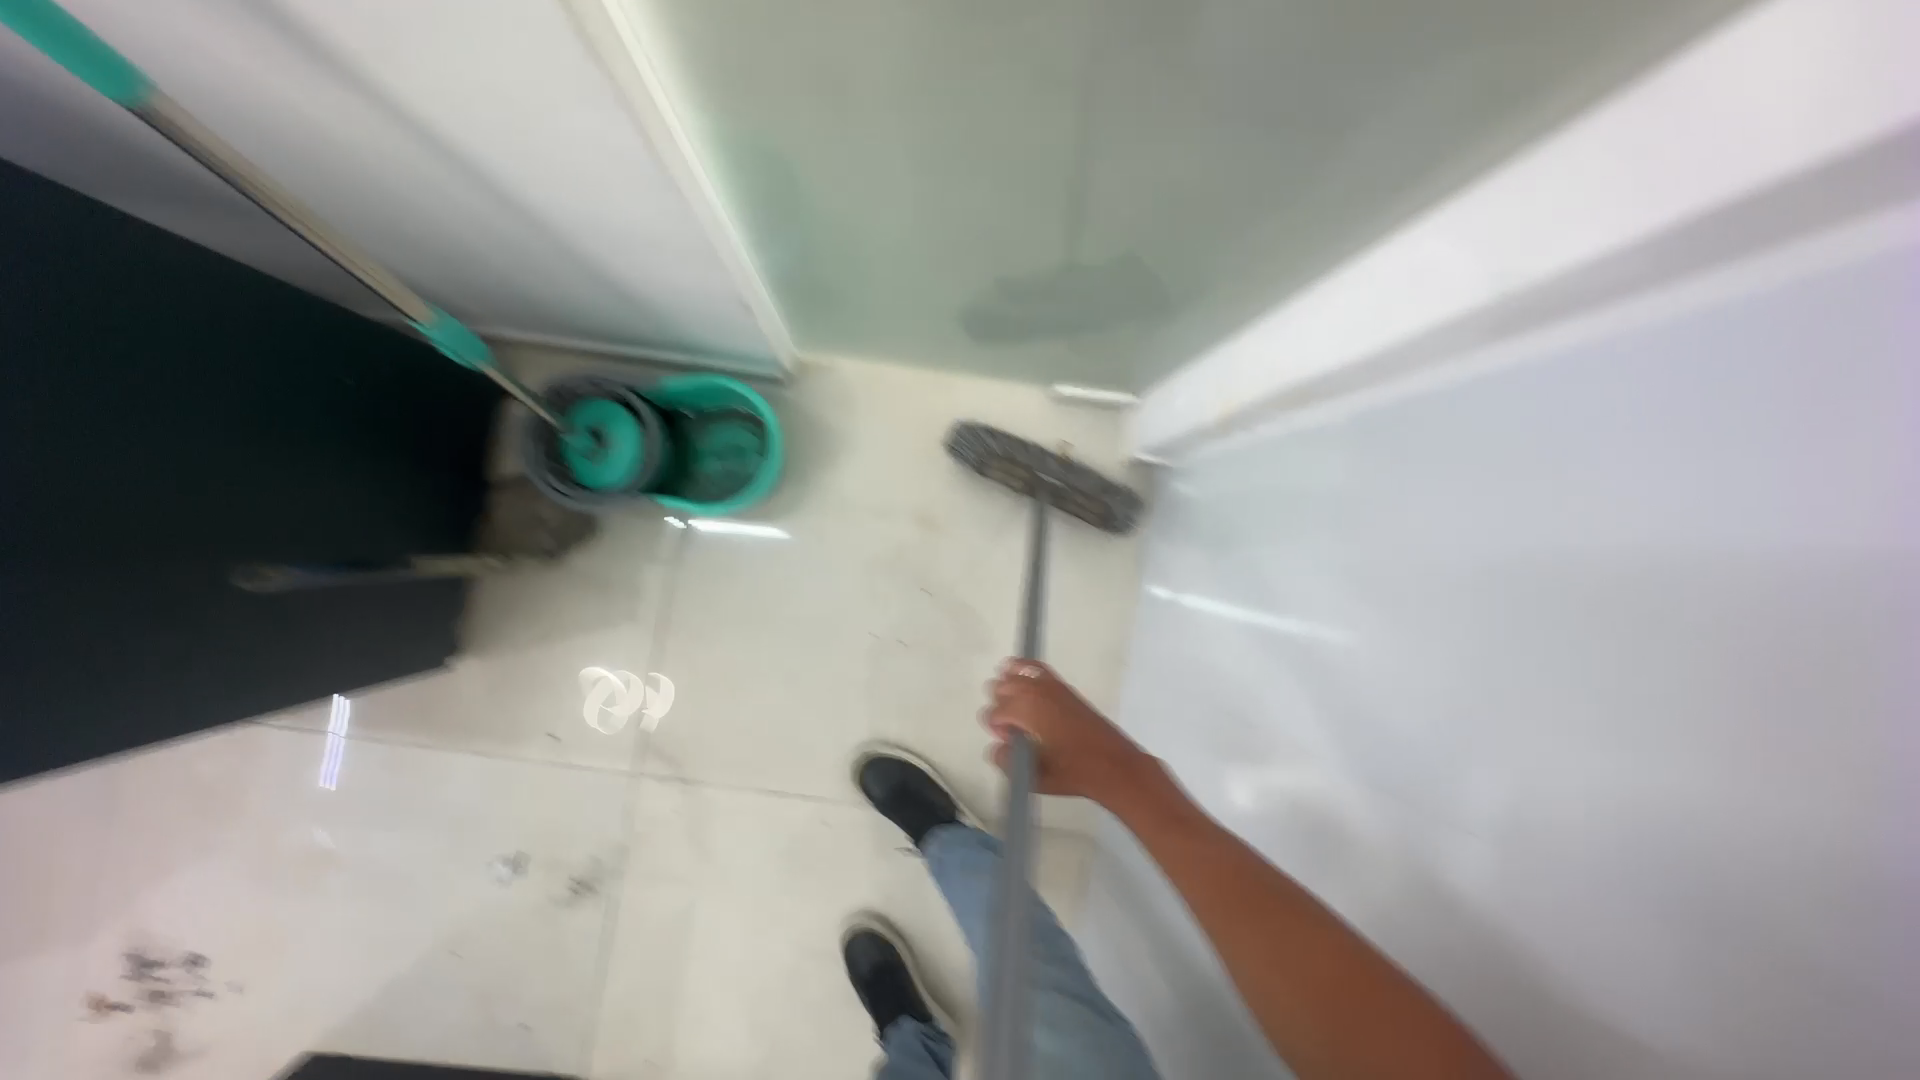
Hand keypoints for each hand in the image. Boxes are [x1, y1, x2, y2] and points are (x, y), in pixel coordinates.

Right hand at [982, 659, 1153, 805]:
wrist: (1113, 765)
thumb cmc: (1073, 772)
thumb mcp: (1033, 776)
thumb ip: (1006, 761)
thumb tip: (998, 748)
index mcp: (1026, 710)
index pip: (993, 713)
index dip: (998, 730)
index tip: (1013, 744)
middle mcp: (1035, 691)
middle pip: (999, 689)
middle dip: (1001, 709)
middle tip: (1016, 731)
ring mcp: (1050, 685)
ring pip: (1012, 675)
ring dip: (1009, 692)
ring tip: (1019, 713)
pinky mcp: (1062, 686)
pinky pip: (1034, 667)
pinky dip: (1022, 669)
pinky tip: (1019, 678)